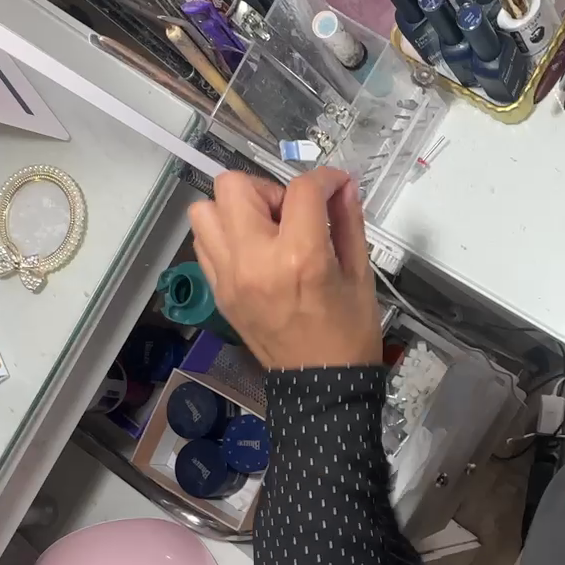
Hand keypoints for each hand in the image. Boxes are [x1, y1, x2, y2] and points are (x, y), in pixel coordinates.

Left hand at [187, 168, 382, 370]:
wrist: (322, 385)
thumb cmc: (350, 334)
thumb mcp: (361, 277)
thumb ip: (349, 224)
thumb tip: (344, 187)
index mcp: (301, 258)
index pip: (303, 191)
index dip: (324, 179)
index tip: (336, 185)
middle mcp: (256, 261)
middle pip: (235, 186)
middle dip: (269, 191)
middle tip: (291, 216)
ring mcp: (229, 277)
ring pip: (206, 209)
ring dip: (236, 210)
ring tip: (266, 232)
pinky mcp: (218, 291)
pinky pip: (204, 242)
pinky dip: (225, 236)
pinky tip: (254, 253)